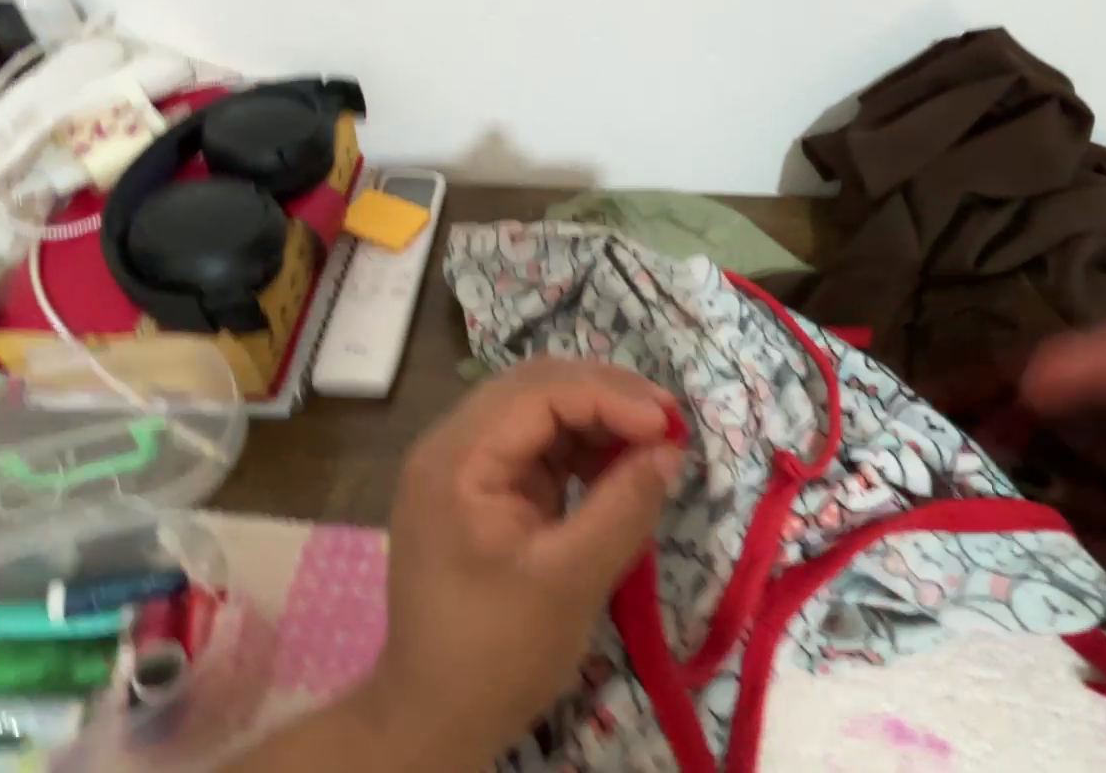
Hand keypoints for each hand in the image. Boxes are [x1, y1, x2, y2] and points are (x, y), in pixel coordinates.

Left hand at [360, 358, 684, 768]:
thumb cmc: (496, 654)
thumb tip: (671, 449)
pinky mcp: (482, 486)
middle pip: (534, 388)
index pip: (536, 393)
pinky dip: (581, 448)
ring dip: (597, 417)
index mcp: (456, 460)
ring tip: (651, 443)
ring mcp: (464, 464)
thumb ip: (624, 506)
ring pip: (538, 409)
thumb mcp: (571, 581)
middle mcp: (451, 445)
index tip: (667, 426)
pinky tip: (617, 466)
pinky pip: (537, 445)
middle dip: (605, 396)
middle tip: (667, 423)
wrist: (434, 717)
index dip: (607, 396)